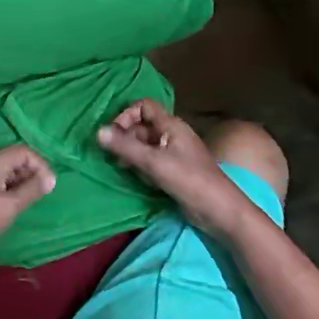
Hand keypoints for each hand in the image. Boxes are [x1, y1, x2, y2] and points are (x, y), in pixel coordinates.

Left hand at [0, 145, 56, 269]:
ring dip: (22, 180)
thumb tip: (51, 179)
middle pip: (15, 157)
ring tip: (29, 200)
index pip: (24, 151)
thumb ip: (32, 189)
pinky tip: (14, 203)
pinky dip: (10, 186)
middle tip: (42, 193)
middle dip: (32, 172)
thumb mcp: (10, 207)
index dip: (41, 165)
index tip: (50, 186)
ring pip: (7, 168)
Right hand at [97, 100, 258, 236]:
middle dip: (125, 137)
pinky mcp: (174, 171)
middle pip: (142, 126)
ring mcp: (174, 154)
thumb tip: (98, 131)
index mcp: (171, 125)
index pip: (144, 107)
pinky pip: (151, 161)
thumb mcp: (155, 163)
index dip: (127, 116)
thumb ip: (126, 147)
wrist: (220, 211)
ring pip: (145, 145)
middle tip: (111, 154)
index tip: (114, 134)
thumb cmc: (190, 180)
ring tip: (120, 167)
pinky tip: (135, 178)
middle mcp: (172, 135)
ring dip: (131, 153)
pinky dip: (141, 166)